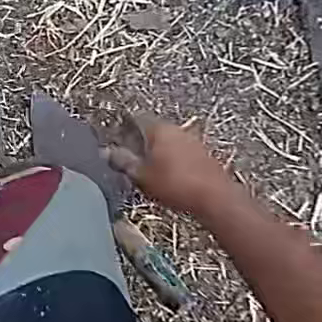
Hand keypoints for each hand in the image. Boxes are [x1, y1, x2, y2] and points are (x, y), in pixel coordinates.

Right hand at [103, 114, 240, 216]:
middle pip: (152, 133)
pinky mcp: (205, 157)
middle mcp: (178, 130)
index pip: (135, 121)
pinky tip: (168, 180)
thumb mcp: (140, 175)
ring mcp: (194, 142)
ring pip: (167, 144)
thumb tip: (106, 152)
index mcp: (160, 129)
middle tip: (129, 163)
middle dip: (140, 145)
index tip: (114, 145)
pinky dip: (172, 164)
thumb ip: (122, 161)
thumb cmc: (176, 185)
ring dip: (157, 155)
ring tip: (147, 175)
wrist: (215, 200)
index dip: (122, 132)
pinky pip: (181, 156)